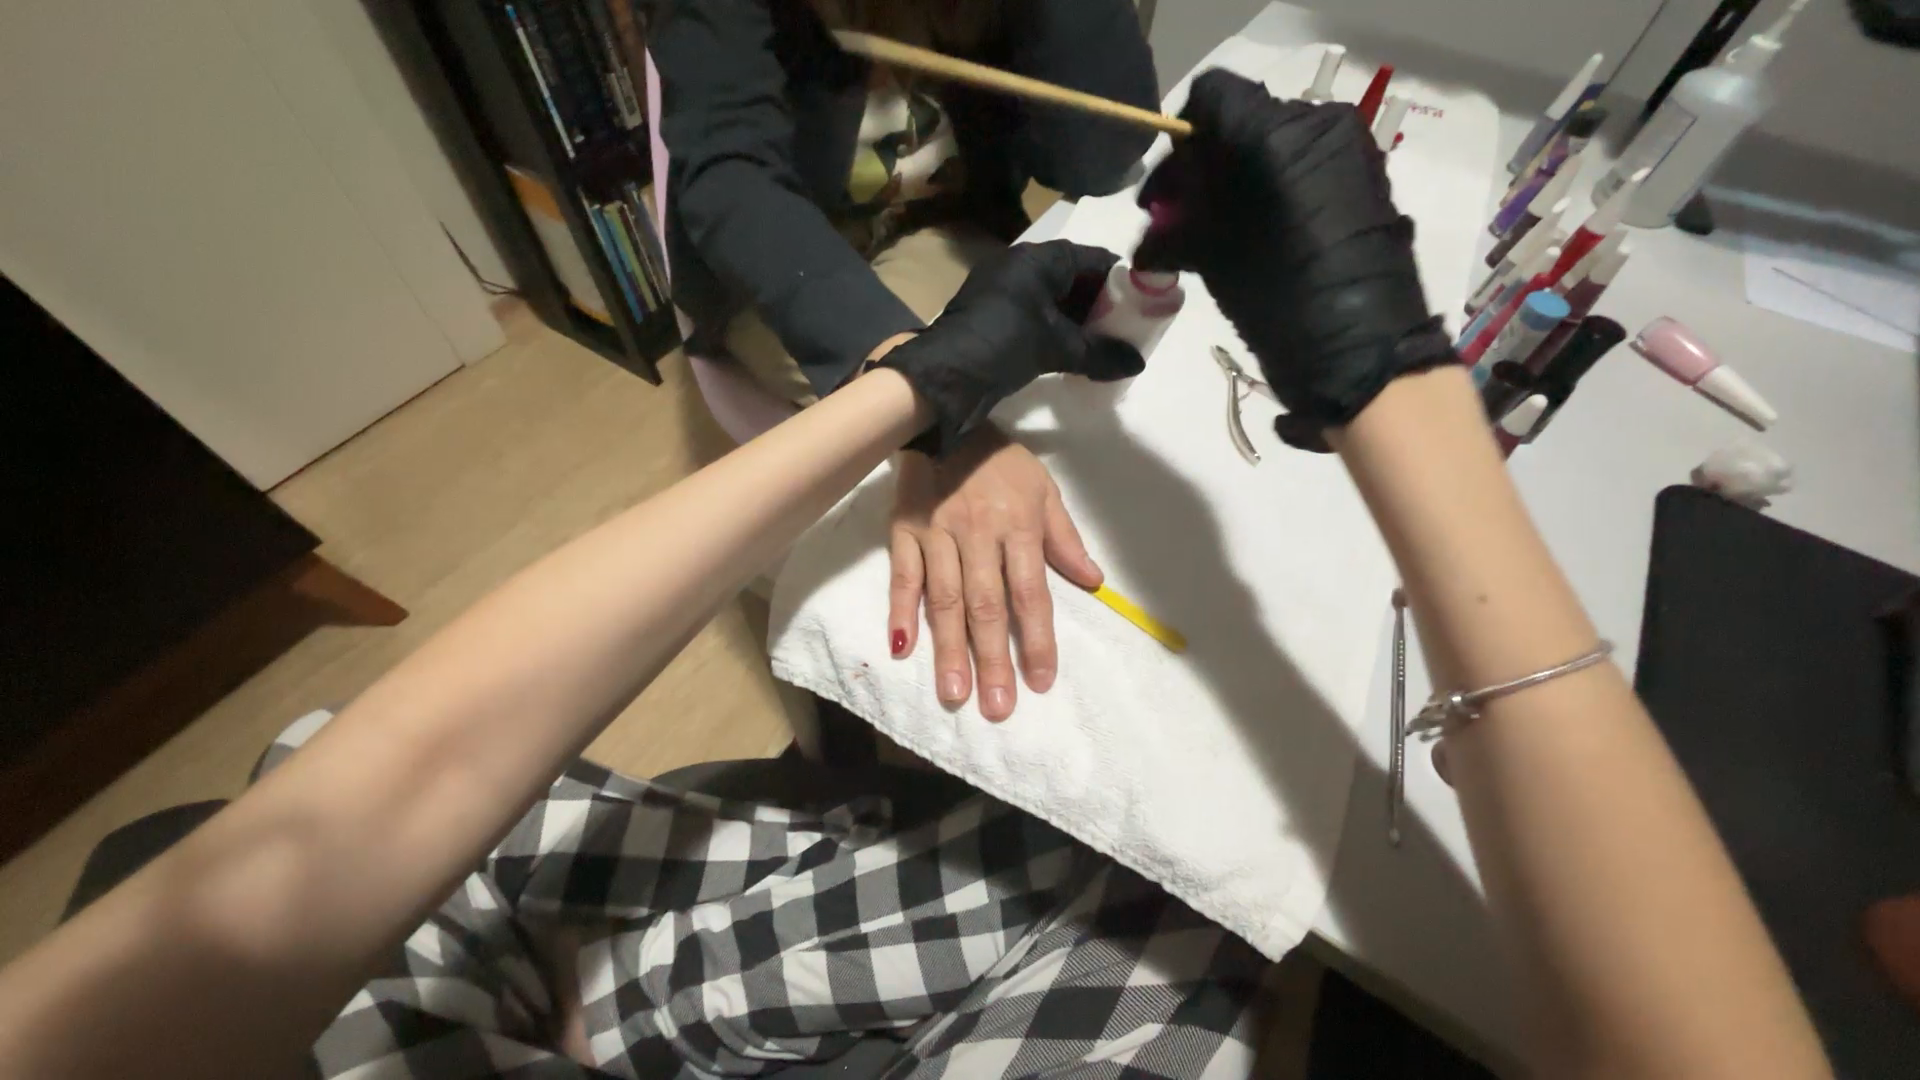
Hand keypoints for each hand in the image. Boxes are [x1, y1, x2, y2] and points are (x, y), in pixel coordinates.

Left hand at [879, 240, 1144, 457]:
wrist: (942, 378)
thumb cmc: (1002, 345)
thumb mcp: (1056, 347)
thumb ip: (1099, 354)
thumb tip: (1136, 363)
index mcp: (1037, 259)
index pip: (1093, 259)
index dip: (1121, 280)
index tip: (1145, 303)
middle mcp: (1020, 267)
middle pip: (1074, 279)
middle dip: (1101, 305)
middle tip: (1127, 330)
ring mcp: (1003, 293)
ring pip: (1054, 301)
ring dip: (1079, 322)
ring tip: (1106, 346)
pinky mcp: (993, 319)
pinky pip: (1036, 319)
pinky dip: (1056, 334)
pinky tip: (1075, 356)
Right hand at [888, 427, 1100, 721]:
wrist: (945, 417)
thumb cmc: (1001, 462)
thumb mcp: (1044, 490)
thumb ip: (1064, 538)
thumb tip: (1094, 583)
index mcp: (1019, 526)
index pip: (1031, 593)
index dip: (1036, 640)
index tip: (1040, 683)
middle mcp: (978, 535)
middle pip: (986, 605)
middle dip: (992, 659)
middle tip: (997, 707)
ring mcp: (937, 533)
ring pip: (945, 599)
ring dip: (948, 649)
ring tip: (953, 694)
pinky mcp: (903, 530)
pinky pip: (902, 575)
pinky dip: (901, 610)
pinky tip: (902, 647)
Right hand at [1133, 70, 1452, 449]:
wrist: (1360, 350)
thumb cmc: (1279, 302)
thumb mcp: (1214, 260)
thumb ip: (1177, 227)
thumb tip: (1153, 225)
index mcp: (1275, 136)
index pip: (1212, 98)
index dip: (1181, 139)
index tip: (1167, 190)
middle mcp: (1316, 126)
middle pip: (1243, 124)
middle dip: (1206, 168)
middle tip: (1180, 219)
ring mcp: (1348, 151)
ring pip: (1273, 149)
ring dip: (1238, 185)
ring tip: (1216, 236)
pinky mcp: (1364, 179)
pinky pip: (1303, 170)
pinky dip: (1272, 195)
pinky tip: (1255, 237)